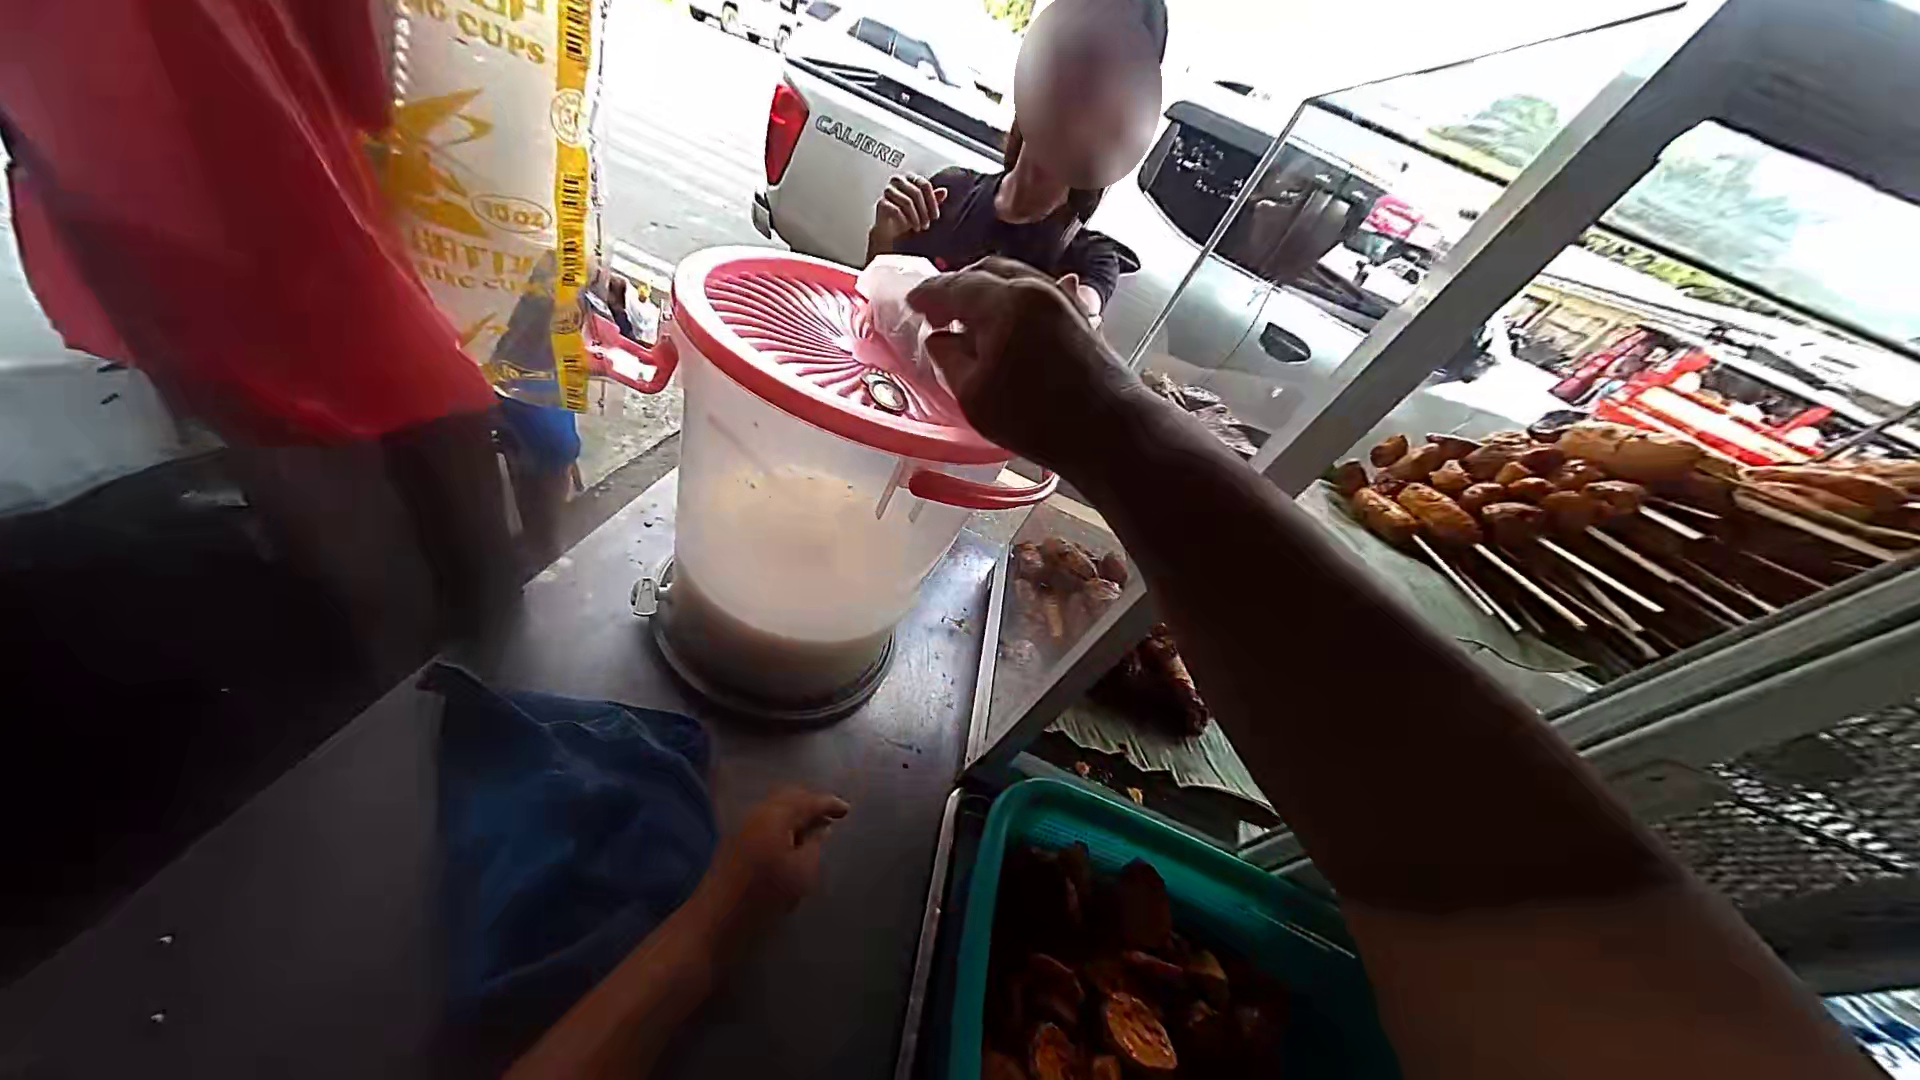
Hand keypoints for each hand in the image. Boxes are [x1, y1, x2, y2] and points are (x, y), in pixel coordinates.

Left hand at [693, 787, 848, 940]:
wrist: (713, 925)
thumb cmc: (763, 897)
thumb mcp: (802, 873)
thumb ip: (815, 845)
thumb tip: (821, 829)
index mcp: (777, 815)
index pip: (809, 801)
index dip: (830, 804)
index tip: (847, 810)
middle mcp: (759, 813)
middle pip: (790, 797)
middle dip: (811, 804)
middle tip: (830, 816)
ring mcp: (744, 827)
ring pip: (777, 809)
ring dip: (796, 814)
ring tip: (814, 829)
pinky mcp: (736, 843)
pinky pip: (767, 821)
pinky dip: (783, 824)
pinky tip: (791, 841)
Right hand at [870, 174, 946, 249]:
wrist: (890, 230)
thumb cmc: (906, 216)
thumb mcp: (923, 209)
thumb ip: (933, 200)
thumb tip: (944, 192)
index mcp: (910, 178)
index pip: (924, 184)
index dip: (932, 202)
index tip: (935, 216)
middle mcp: (898, 181)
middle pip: (916, 193)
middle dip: (924, 212)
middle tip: (926, 225)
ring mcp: (889, 190)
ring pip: (907, 202)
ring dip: (915, 218)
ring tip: (918, 227)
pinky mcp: (882, 202)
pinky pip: (896, 210)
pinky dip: (904, 221)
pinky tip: (907, 227)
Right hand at [907, 257, 1141, 470]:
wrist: (1108, 432)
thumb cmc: (1036, 420)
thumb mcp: (974, 396)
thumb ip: (948, 359)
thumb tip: (939, 340)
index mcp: (1004, 302)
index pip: (954, 286)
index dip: (928, 295)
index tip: (912, 304)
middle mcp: (1034, 287)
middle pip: (986, 271)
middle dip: (958, 287)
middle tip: (938, 311)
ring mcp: (1060, 297)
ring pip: (1013, 279)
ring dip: (985, 292)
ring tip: (968, 320)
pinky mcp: (1077, 314)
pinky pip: (1034, 294)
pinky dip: (1010, 301)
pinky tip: (1003, 324)